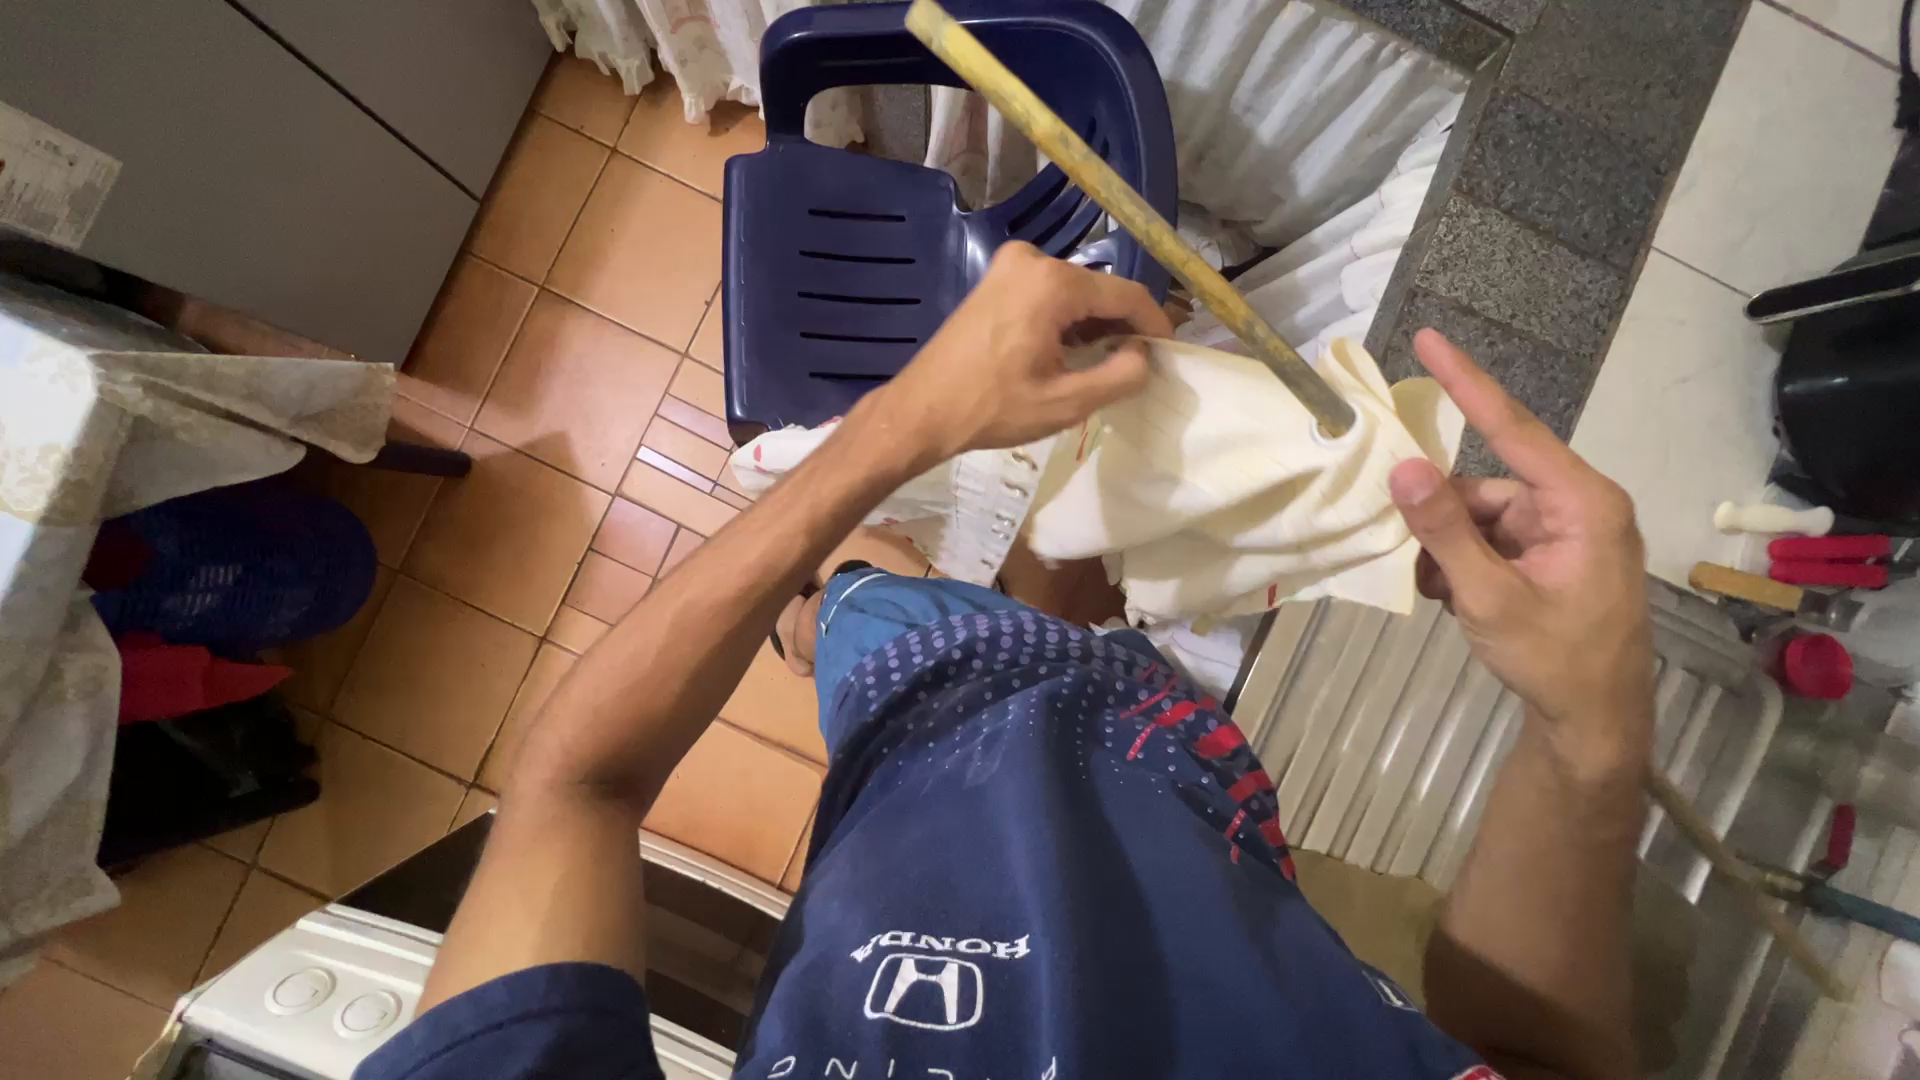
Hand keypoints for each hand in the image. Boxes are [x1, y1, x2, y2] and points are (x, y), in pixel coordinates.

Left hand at [871, 241, 1172, 461]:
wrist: (922, 410)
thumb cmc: (992, 409)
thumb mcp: (1066, 402)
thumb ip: (1120, 376)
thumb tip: (1144, 355)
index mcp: (1053, 282)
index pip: (1127, 294)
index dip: (1155, 324)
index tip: (1169, 352)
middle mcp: (1032, 260)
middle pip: (1099, 290)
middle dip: (1121, 327)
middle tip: (1136, 366)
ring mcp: (1008, 267)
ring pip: (1074, 293)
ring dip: (1093, 326)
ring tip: (1104, 366)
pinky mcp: (994, 282)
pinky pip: (1046, 295)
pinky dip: (1065, 321)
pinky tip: (1069, 354)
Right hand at [1389, 330, 1654, 778]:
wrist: (1589, 719)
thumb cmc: (1553, 657)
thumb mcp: (1488, 595)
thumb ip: (1445, 529)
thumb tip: (1403, 467)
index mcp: (1579, 503)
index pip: (1512, 427)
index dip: (1466, 382)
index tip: (1428, 339)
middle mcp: (1570, 505)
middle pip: (1480, 484)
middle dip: (1441, 521)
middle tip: (1421, 563)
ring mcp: (1554, 531)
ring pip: (1472, 515)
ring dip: (1443, 549)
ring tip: (1441, 593)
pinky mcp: (1541, 553)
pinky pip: (1481, 538)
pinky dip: (1455, 562)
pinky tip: (1452, 596)